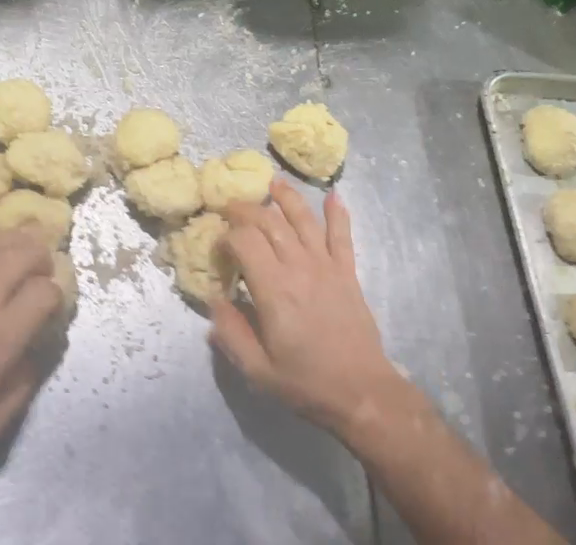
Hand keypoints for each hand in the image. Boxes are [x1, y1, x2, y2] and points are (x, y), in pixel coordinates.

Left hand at [0, 230, 61, 472]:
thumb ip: (27, 380)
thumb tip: (43, 345)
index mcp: (0, 339)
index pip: (44, 292)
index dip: (57, 294)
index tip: (52, 306)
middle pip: (20, 255)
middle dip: (40, 255)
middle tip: (43, 266)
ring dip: (9, 244)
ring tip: (17, 251)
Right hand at [209, 180, 409, 434]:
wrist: (362, 392)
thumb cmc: (306, 384)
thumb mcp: (257, 370)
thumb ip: (231, 333)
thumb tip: (213, 301)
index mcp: (274, 290)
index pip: (244, 242)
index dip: (226, 236)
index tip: (217, 245)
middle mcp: (299, 268)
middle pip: (270, 223)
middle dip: (247, 209)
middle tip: (231, 205)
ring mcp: (327, 267)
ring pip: (304, 220)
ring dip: (287, 198)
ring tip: (273, 182)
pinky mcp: (348, 273)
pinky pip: (342, 236)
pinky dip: (337, 213)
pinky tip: (333, 196)